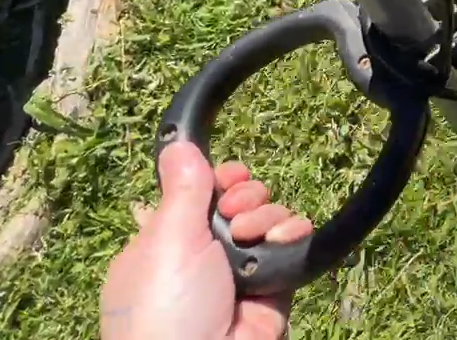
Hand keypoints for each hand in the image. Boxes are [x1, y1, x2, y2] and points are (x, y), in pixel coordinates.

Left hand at [100, 142, 313, 338]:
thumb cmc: (167, 312)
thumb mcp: (167, 244)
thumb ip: (182, 190)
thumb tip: (176, 144)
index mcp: (163, 247)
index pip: (200, 194)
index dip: (219, 180)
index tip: (228, 179)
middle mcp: (202, 255)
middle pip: (241, 199)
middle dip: (248, 198)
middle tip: (237, 216)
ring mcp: (240, 267)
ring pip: (270, 214)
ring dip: (269, 217)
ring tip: (257, 239)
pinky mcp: (274, 278)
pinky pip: (293, 237)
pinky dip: (292, 234)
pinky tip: (283, 244)